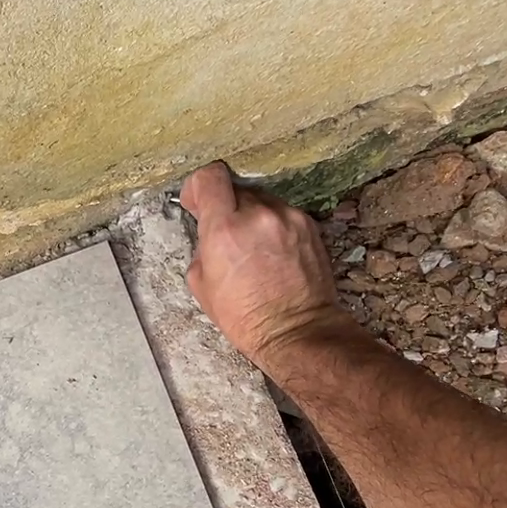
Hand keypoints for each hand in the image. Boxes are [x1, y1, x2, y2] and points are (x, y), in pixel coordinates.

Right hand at [179, 161, 353, 365]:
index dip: (198, 186)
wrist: (295, 330)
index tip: (197, 202)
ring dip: (251, 216)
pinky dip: (273, 226)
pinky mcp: (309, 224)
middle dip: (226, 208)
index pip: (209, 177)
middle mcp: (258, 215)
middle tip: (225, 234)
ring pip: (260, 200)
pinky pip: (282, 213)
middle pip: (234, 188)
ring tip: (253, 247)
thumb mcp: (200, 284)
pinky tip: (273, 252)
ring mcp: (288, 217)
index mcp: (224, 229)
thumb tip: (208, 231)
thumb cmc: (244, 315)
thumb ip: (201, 245)